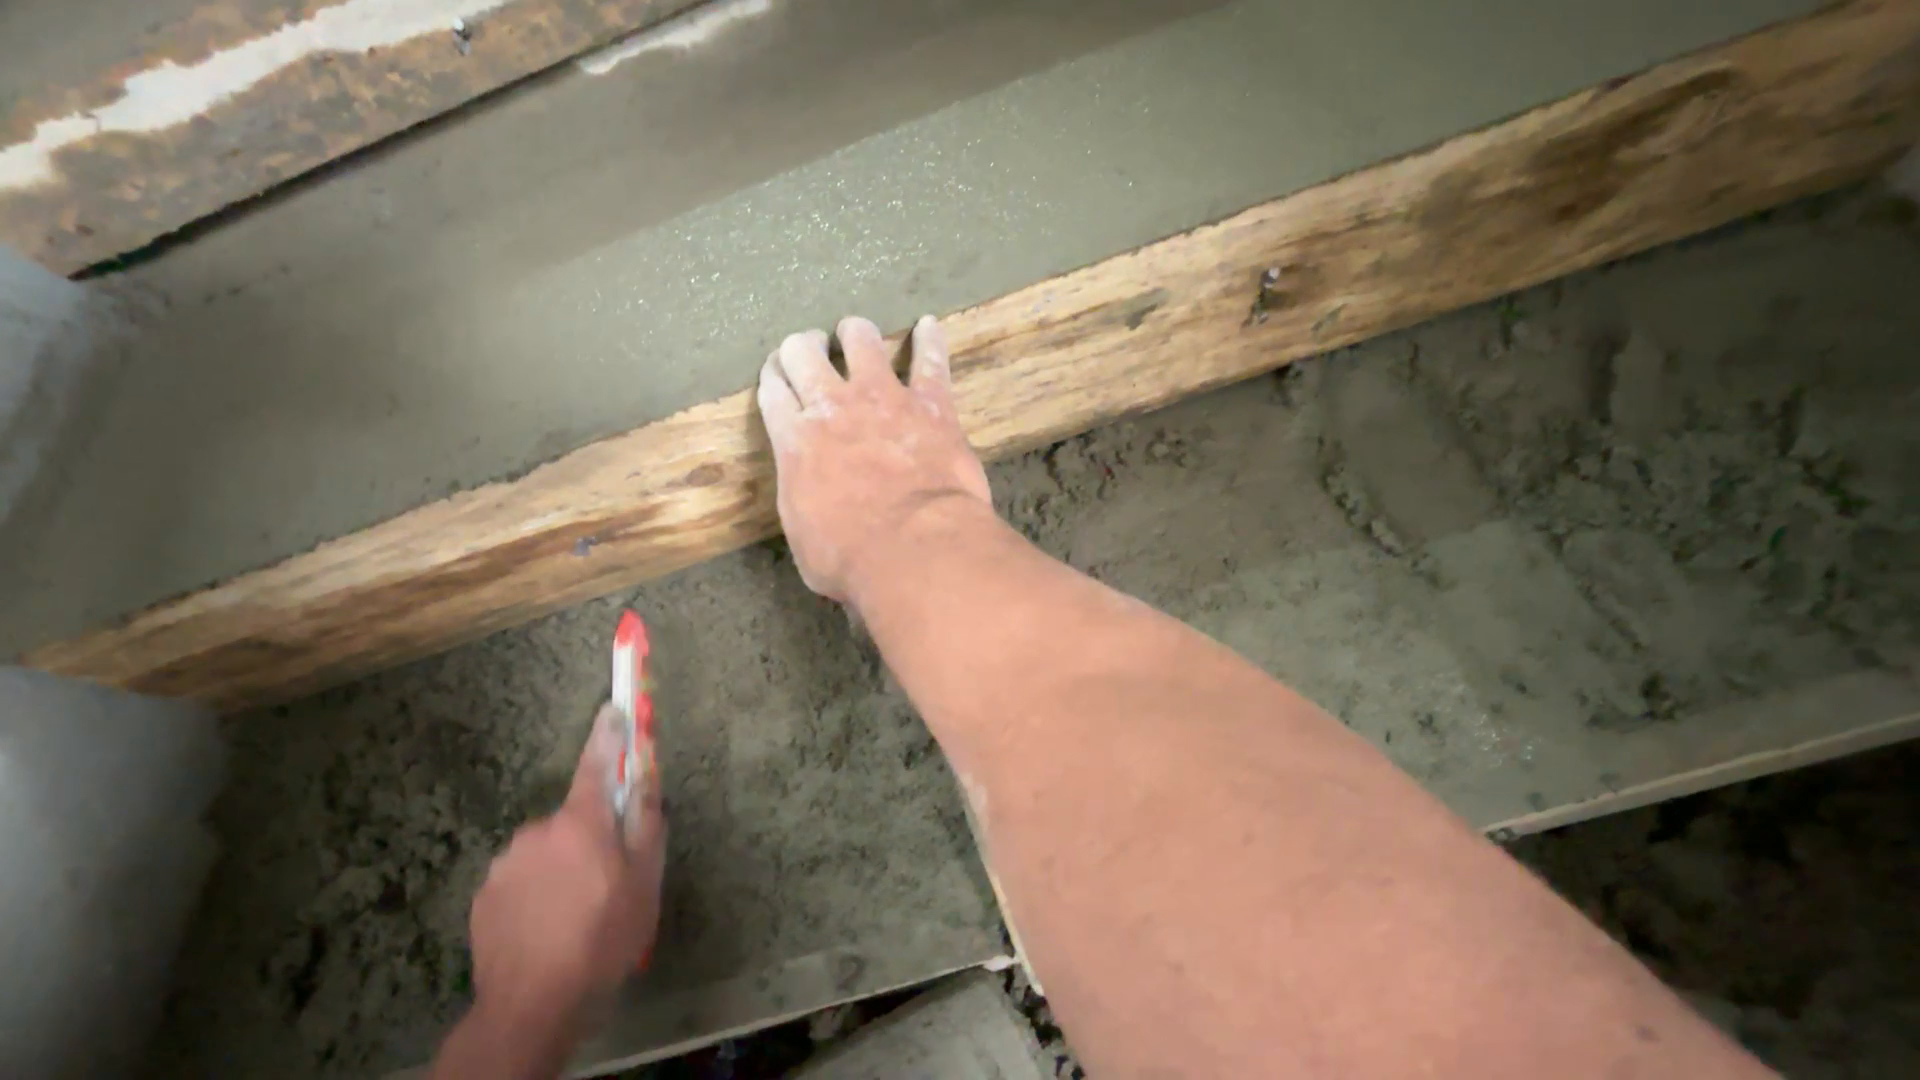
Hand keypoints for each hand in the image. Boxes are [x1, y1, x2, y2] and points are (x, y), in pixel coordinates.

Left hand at [467, 704, 666, 1026]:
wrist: (532, 1003)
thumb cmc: (604, 935)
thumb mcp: (645, 879)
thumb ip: (647, 822)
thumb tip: (644, 778)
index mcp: (581, 821)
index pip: (597, 764)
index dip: (608, 734)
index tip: (612, 706)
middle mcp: (538, 830)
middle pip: (574, 819)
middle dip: (591, 838)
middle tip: (608, 881)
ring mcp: (505, 863)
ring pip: (546, 852)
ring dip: (562, 869)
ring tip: (576, 915)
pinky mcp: (484, 897)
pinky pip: (521, 880)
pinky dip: (537, 893)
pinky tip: (548, 927)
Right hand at [756, 315, 992, 603]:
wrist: (913, 546)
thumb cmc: (849, 556)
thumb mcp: (804, 537)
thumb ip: (804, 502)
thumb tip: (814, 500)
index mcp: (794, 440)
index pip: (773, 390)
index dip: (774, 377)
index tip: (778, 374)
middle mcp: (832, 406)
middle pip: (805, 353)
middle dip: (805, 346)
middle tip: (812, 347)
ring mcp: (883, 397)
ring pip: (861, 340)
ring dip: (856, 333)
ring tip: (856, 332)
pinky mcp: (931, 402)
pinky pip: (930, 359)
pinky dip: (930, 340)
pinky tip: (930, 325)